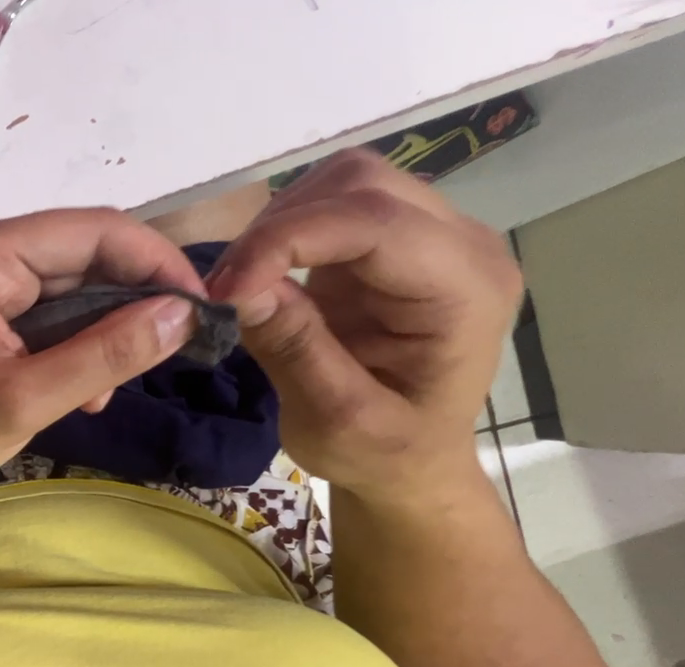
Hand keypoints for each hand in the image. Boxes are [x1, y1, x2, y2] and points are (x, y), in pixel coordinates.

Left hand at [0, 208, 203, 501]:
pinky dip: (76, 345)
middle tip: (165, 353)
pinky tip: (82, 392)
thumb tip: (184, 315)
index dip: (154, 262)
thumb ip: (104, 356)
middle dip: (129, 304)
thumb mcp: (26, 400)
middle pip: (86, 255)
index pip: (91, 230)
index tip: (198, 308)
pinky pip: (53, 310)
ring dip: (103, 335)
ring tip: (105, 390)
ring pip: (76, 286)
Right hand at [207, 149, 523, 501]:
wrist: (408, 466)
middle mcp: (460, 246)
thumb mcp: (334, 420)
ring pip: (344, 184)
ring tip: (240, 284)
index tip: (220, 290)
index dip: (285, 241)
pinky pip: (331, 210)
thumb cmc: (381, 454)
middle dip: (279, 225)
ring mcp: (426, 241)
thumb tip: (237, 290)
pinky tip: (260, 278)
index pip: (374, 223)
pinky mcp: (388, 248)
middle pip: (362, 183)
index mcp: (464, 290)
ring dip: (277, 225)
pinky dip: (282, 234)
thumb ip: (295, 349)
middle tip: (225, 288)